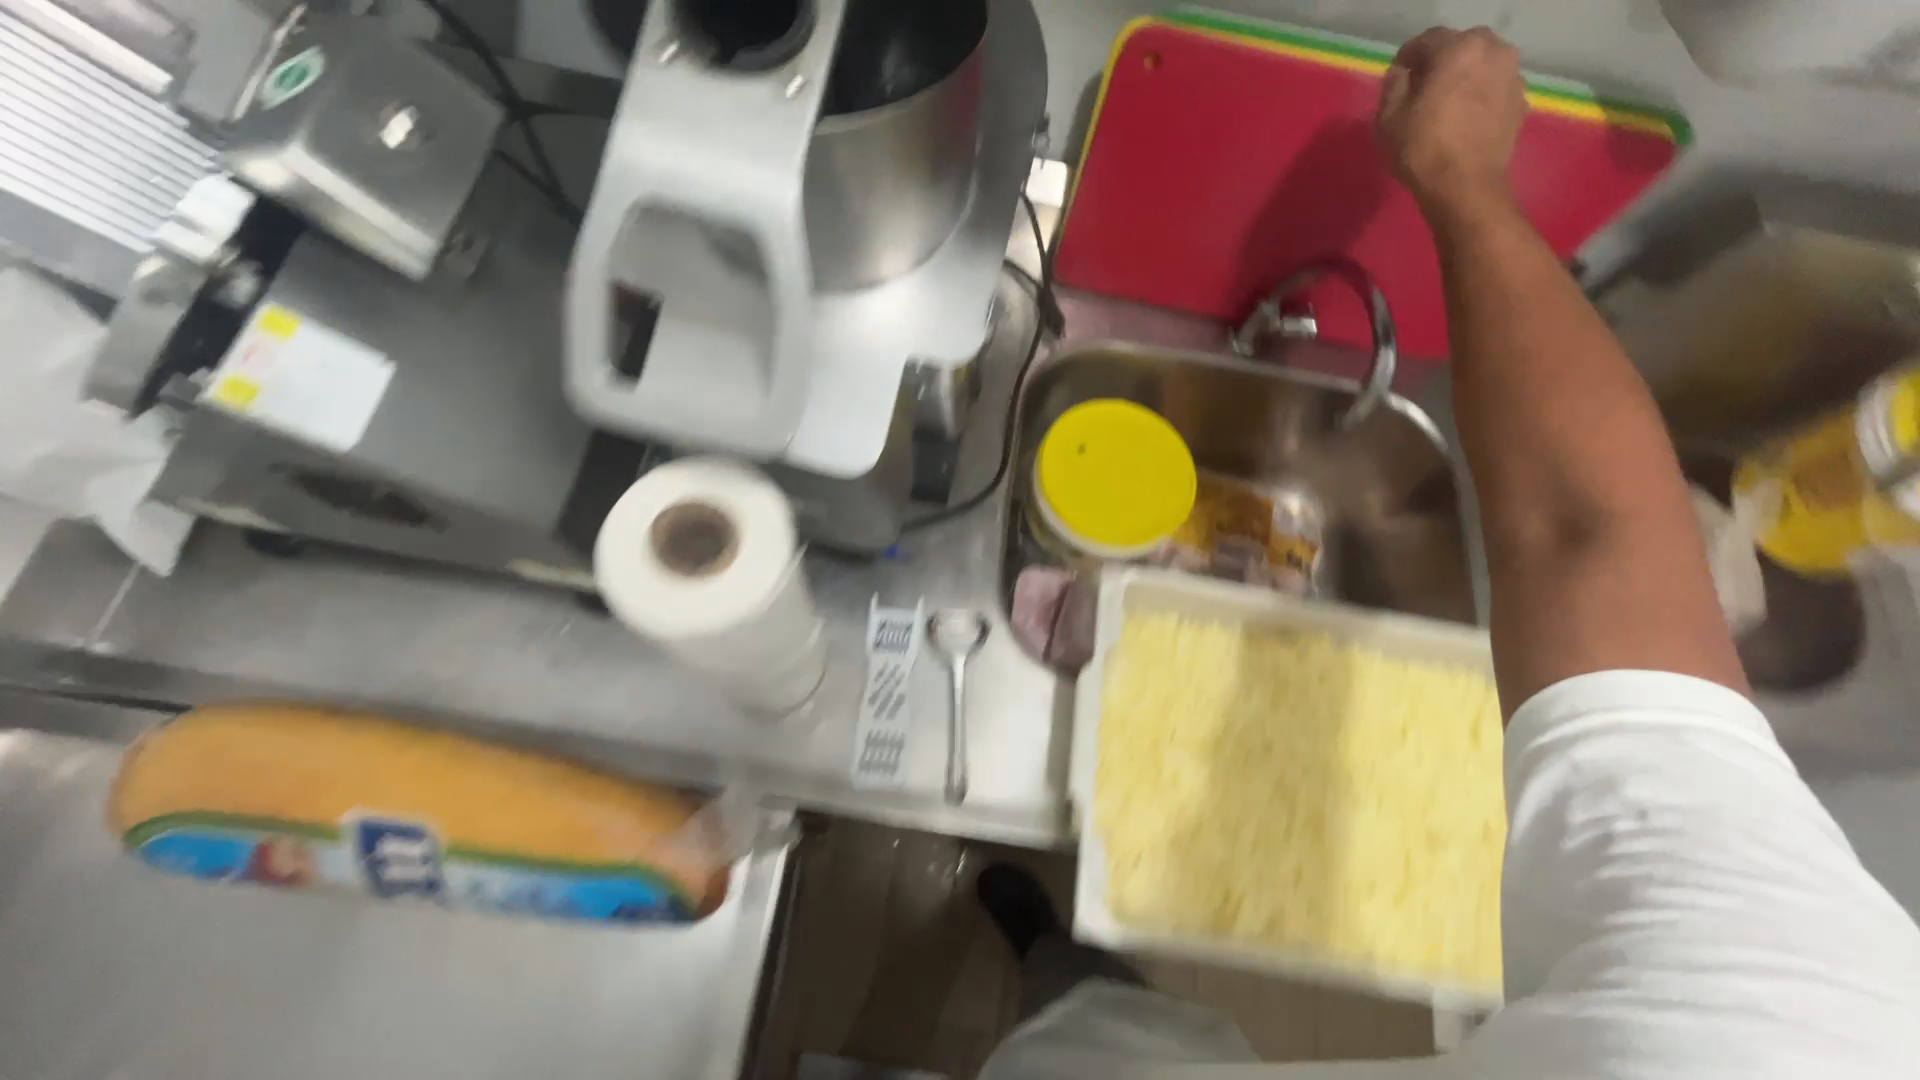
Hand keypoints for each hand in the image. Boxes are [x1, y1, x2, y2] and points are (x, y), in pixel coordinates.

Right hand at [1375, 27, 1525, 213]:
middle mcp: (1494, 52)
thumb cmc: (1421, 149)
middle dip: (1442, 61)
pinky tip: (1465, 119)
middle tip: (1423, 87)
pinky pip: (1496, 87)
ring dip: (1465, 76)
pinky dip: (1481, 95)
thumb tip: (1401, 72)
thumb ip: (1393, 86)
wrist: (1465, 186)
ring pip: (1484, 64)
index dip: (1409, 55)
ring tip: (1447, 103)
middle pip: (1463, 46)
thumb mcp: (1388, 119)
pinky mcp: (1521, 101)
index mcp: (1459, 49)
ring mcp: (1513, 76)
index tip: (1398, 74)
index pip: (1429, 38)